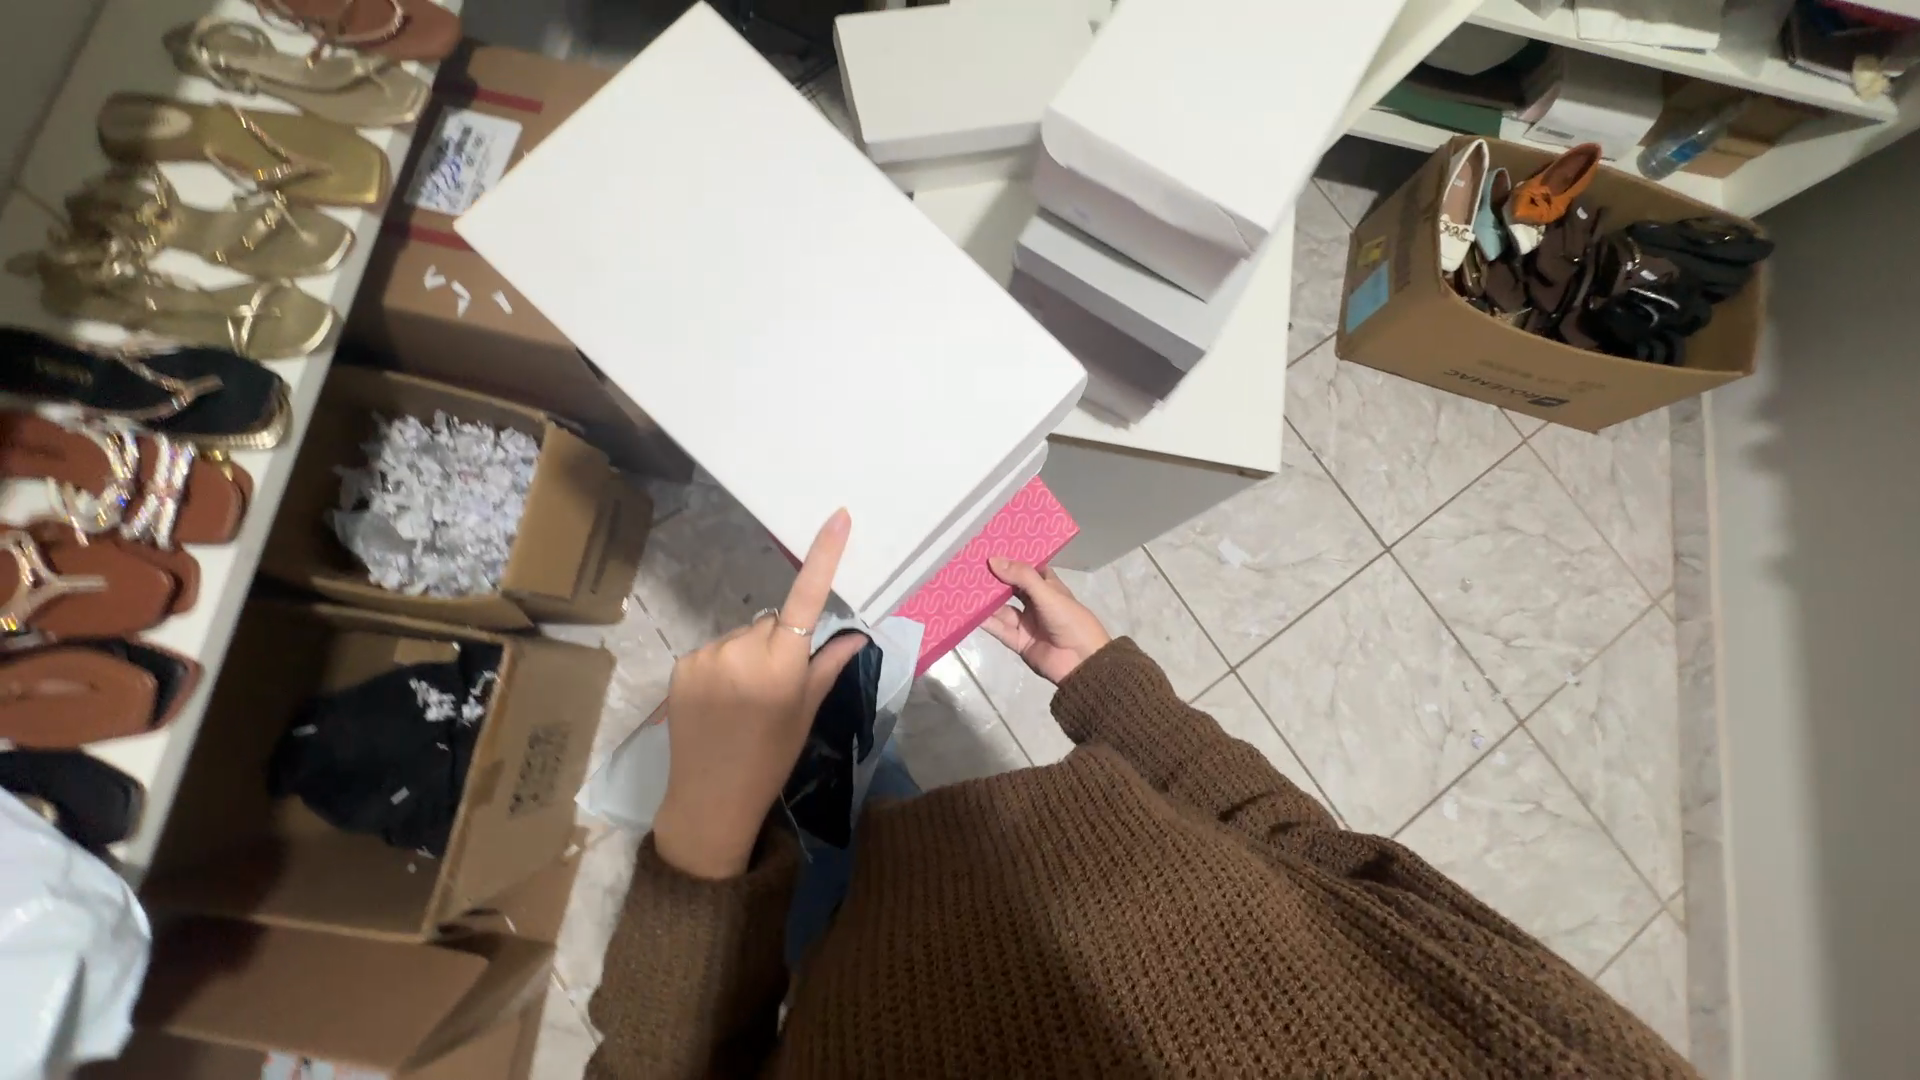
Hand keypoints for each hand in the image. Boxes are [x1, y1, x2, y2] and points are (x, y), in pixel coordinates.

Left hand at [652, 509, 867, 879]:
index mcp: (782, 666)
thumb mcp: (807, 711)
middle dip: (778, 641)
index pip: (808, 600)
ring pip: (742, 634)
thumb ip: (829, 665)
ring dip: (748, 653)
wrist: (711, 798)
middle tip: (775, 684)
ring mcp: (707, 656)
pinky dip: (723, 663)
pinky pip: (715, 648)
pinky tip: (720, 698)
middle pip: (770, 622)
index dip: (824, 556)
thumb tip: (857, 634)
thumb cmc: (771, 756)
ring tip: (743, 698)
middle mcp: (743, 651)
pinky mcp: (682, 664)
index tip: (837, 517)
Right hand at [982, 558, 1110, 684]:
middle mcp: (1036, 602)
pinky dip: (987, 622)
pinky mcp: (1019, 641)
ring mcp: (1026, 622)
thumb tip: (992, 560)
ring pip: (1002, 609)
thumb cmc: (1069, 619)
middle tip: (970, 567)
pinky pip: (1000, 629)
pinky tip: (971, 612)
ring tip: (964, 588)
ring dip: (986, 601)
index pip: (1027, 568)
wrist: (1081, 661)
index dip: (1011, 559)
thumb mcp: (1047, 593)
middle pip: (1010, 588)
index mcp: (1048, 587)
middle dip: (993, 580)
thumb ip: (1021, 577)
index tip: (989, 548)